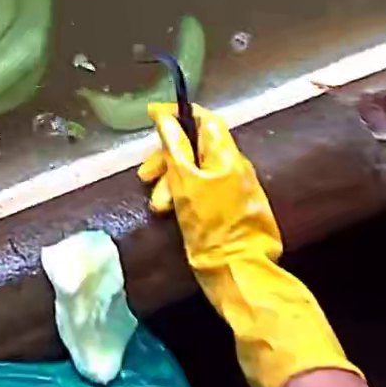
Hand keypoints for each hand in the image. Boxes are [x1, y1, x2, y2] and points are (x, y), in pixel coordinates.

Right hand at [140, 103, 359, 386]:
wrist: (240, 273)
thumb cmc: (210, 227)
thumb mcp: (185, 183)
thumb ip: (174, 146)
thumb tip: (163, 114)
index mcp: (226, 153)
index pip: (205, 118)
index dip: (179, 114)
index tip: (154, 118)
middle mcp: (235, 164)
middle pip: (196, 146)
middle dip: (167, 158)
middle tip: (145, 178)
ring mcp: (236, 186)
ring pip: (197, 170)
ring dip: (172, 181)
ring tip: (158, 206)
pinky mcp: (234, 207)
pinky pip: (206, 189)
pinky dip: (186, 195)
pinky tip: (172, 212)